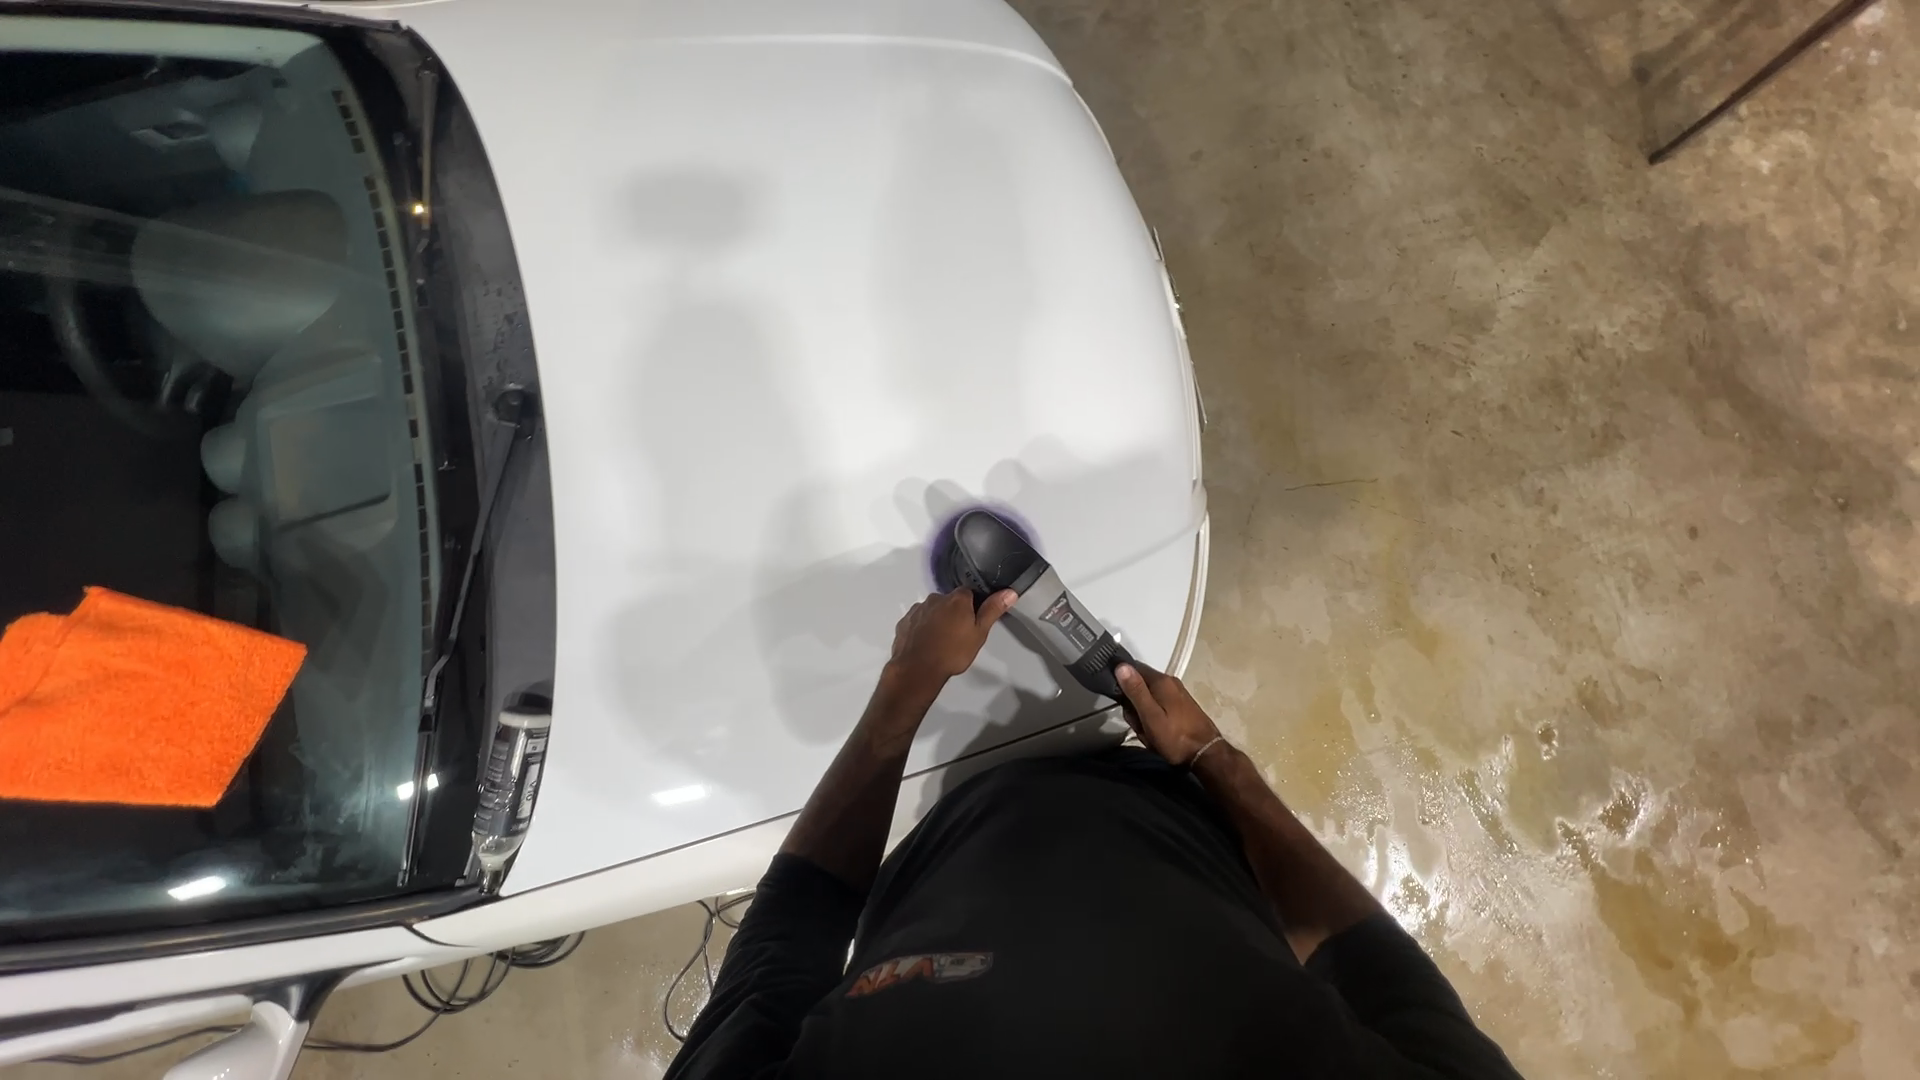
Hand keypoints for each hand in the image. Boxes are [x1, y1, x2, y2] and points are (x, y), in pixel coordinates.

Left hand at [886, 588, 1016, 693]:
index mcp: (956, 599)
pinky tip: (925, 643)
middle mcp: (935, 598)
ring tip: (941, 641)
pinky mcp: (904, 621)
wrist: (917, 669)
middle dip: (953, 613)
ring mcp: (917, 609)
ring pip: (932, 610)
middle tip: (958, 634)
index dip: (972, 606)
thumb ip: (993, 610)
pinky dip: (922, 628)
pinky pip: (917, 620)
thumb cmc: (953, 652)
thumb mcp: (979, 633)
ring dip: (937, 620)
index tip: (973, 621)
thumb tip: (1010, 592)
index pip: (969, 593)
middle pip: (949, 601)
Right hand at [1115, 662, 1221, 765]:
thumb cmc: (1176, 737)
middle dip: (1135, 707)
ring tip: (1150, 733)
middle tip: (1140, 726)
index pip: (1132, 669)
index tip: (1124, 705)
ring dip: (1144, 716)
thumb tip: (1121, 666)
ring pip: (1149, 699)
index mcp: (1161, 681)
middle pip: (1140, 687)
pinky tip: (1158, 734)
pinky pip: (1159, 707)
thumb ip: (1135, 691)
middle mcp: (1170, 682)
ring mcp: (1177, 694)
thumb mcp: (1150, 716)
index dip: (1123, 685)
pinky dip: (1155, 719)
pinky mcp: (1182, 705)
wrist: (1206, 754)